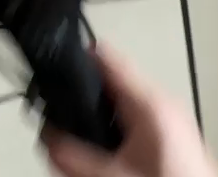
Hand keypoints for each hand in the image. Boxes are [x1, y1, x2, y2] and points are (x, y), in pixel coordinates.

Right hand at [42, 45, 217, 176]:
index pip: (103, 53)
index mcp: (151, 100)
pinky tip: (103, 158)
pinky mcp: (173, 141)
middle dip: (78, 99)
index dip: (72, 56)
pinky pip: (131, 123)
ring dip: (94, 119)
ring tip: (75, 142)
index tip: (50, 69)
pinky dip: (112, 133)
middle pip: (106, 82)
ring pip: (118, 104)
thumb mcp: (114, 174)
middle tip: (56, 116)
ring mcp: (169, 122)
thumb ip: (73, 154)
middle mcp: (162, 103)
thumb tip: (44, 135)